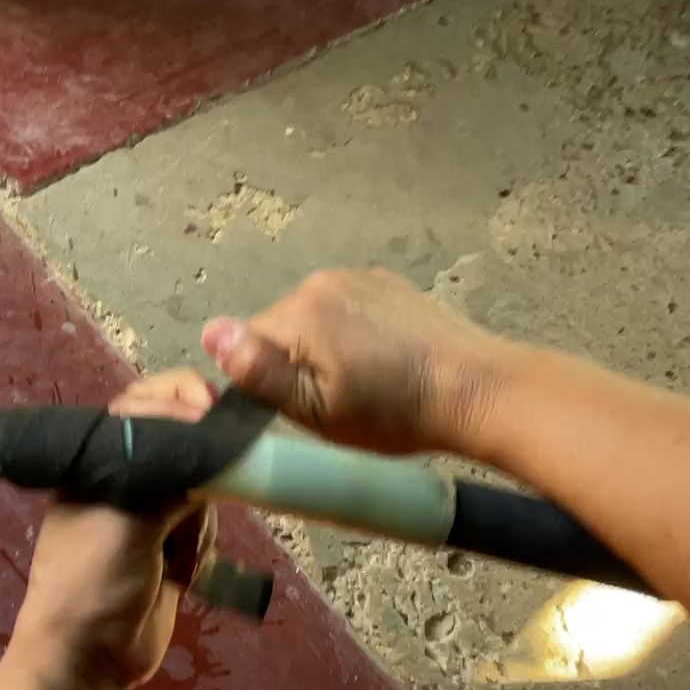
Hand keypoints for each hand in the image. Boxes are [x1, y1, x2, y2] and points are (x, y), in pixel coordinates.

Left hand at [13, 369, 216, 689]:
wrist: (90, 656)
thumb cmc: (92, 580)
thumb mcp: (126, 521)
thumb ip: (168, 479)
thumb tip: (211, 448)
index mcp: (96, 460)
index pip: (141, 408)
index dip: (179, 404)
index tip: (210, 415)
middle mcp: (122, 477)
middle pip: (180, 444)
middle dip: (197, 472)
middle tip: (200, 496)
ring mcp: (148, 511)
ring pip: (200, 487)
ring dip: (198, 521)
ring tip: (178, 553)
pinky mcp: (170, 543)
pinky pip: (203, 525)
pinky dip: (201, 546)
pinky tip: (185, 573)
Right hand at [200, 268, 520, 455]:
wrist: (479, 391)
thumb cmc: (392, 412)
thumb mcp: (313, 409)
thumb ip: (259, 371)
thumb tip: (210, 331)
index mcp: (299, 311)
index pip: (247, 344)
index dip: (267, 381)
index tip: (303, 405)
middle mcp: (322, 282)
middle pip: (278, 327)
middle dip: (292, 361)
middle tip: (332, 398)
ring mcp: (358, 277)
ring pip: (310, 318)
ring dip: (320, 346)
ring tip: (360, 379)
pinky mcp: (386, 282)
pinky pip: (343, 308)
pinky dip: (348, 332)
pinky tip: (379, 358)